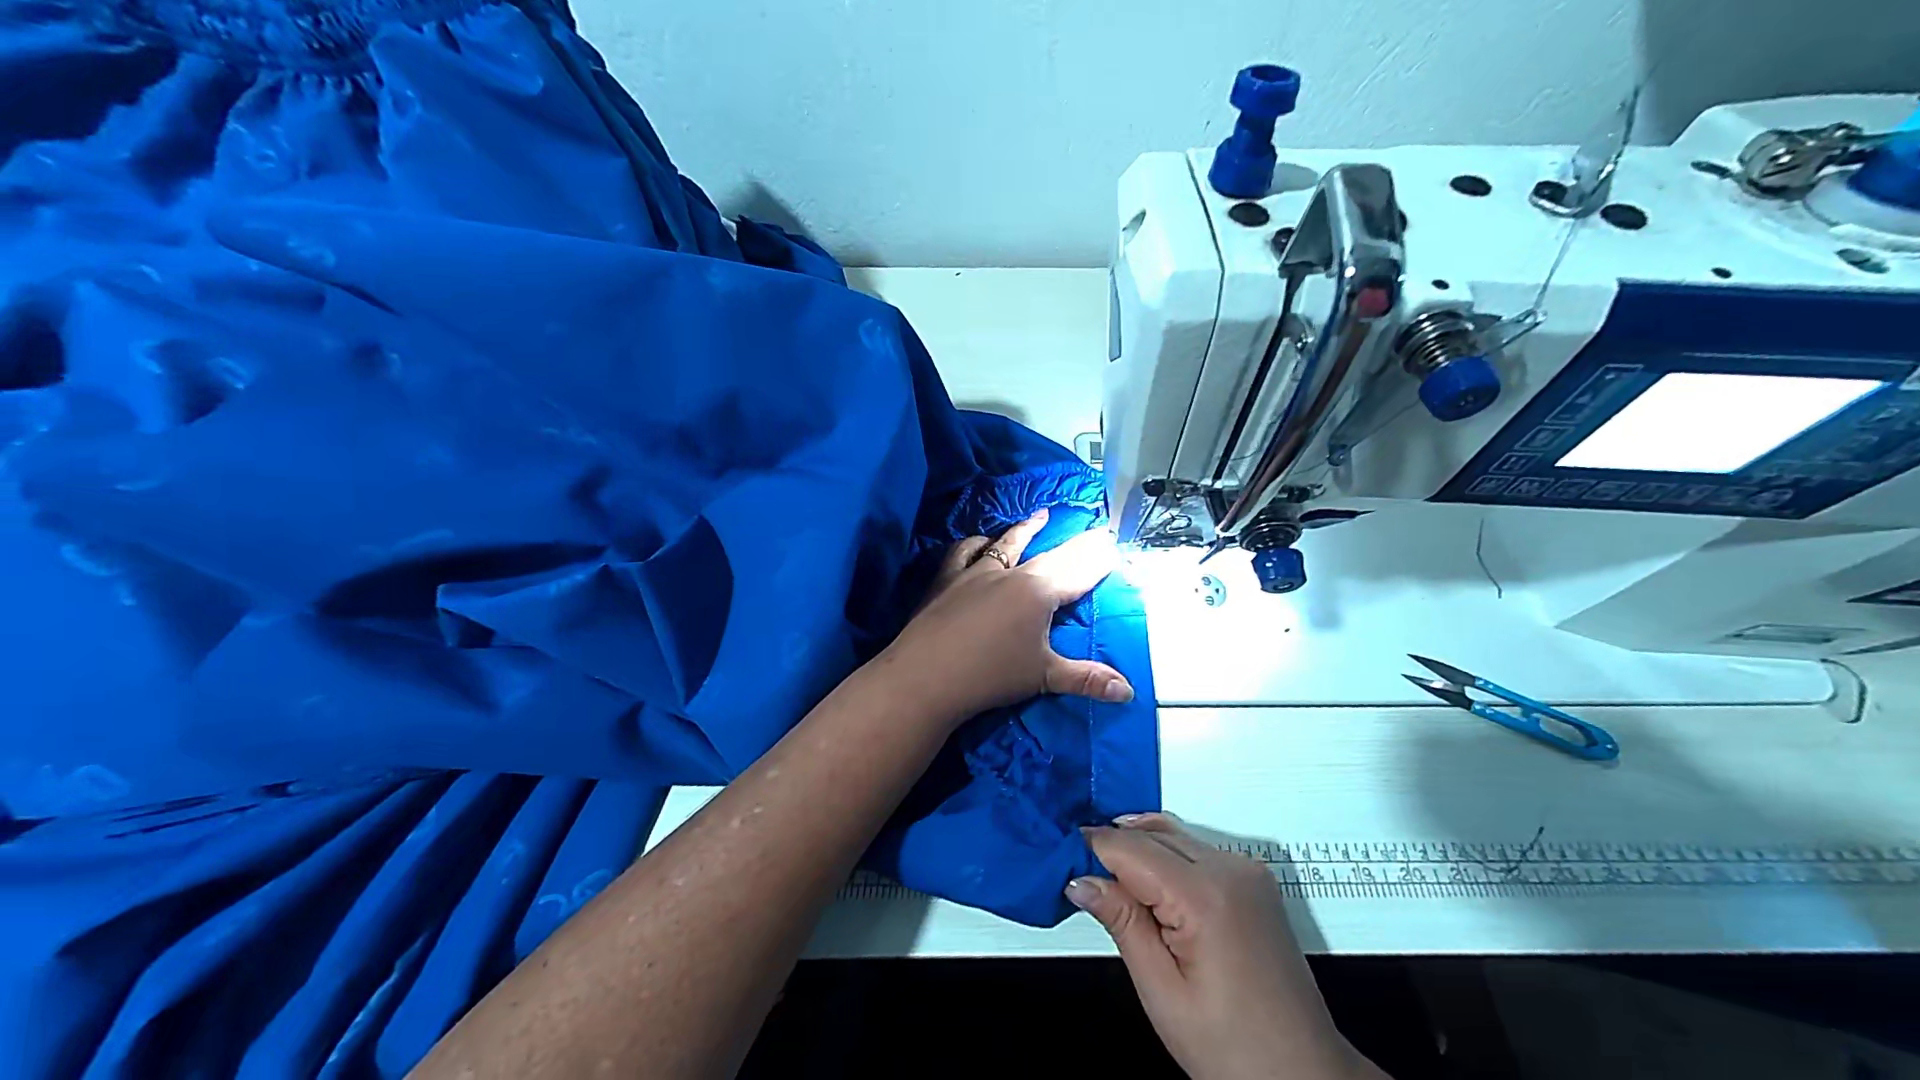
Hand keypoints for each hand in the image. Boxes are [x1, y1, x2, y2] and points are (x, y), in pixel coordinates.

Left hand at [869, 508, 1132, 723]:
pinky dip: (974, 543)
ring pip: (1006, 544)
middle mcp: (1010, 575)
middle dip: (1074, 545)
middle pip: (1049, 556)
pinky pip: (963, 552)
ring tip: (1038, 517)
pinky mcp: (946, 579)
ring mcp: (975, 573)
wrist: (927, 675)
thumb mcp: (1045, 677)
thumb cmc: (992, 675)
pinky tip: (979, 540)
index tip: (1112, 543)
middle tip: (1092, 532)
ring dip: (1025, 530)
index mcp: (1039, 594)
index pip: (1078, 573)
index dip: (1097, 559)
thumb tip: (1128, 693)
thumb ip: (1087, 679)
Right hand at [1071, 815, 1383, 1079]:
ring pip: (1172, 834)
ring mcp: (1248, 872)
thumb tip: (1082, 882)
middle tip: (1077, 871)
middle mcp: (1232, 872)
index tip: (1063, 859)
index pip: (1130, 847)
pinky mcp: (1253, 880)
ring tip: (1107, 881)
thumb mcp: (1162, 991)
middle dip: (1112, 847)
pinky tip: (1146, 883)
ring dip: (1137, 848)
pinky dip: (1165, 856)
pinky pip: (1196, 849)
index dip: (1091, 849)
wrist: (1304, 1074)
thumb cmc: (1239, 1050)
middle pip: (1151, 833)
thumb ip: (1122, 922)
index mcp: (1207, 897)